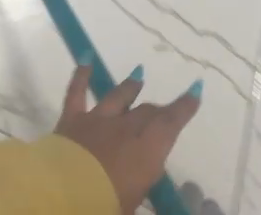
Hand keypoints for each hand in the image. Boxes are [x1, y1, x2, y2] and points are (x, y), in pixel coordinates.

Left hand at [52, 65, 201, 212]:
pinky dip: (81, 74)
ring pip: (116, 97)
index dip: (183, 108)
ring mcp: (96, 120)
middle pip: (145, 112)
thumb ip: (144, 183)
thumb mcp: (136, 201)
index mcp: (146, 151)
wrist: (65, 191)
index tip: (194, 92)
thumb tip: (144, 176)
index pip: (169, 124)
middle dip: (156, 110)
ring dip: (129, 88)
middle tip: (163, 109)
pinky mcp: (71, 118)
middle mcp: (124, 128)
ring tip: (138, 76)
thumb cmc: (106, 204)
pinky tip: (85, 59)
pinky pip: (76, 91)